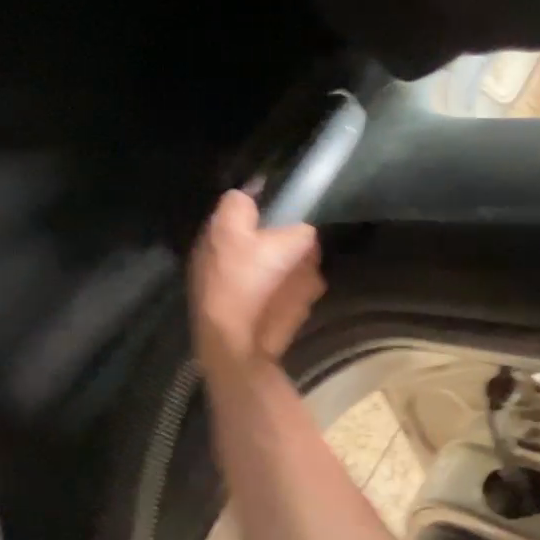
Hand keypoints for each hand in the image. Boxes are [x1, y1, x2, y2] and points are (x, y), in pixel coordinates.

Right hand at [189, 189, 324, 375]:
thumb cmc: (230, 282)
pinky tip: (244, 303)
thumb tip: (247, 194)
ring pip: (287, 274)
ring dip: (269, 275)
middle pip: (291, 248)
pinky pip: (281, 299)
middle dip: (271, 249)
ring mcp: (308, 300)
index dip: (271, 222)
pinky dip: (268, 298)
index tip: (249, 229)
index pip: (296, 219)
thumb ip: (238, 204)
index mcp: (304, 242)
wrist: (231, 346)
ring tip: (238, 282)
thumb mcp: (224, 231)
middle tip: (238, 255)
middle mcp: (316, 268)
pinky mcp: (296, 323)